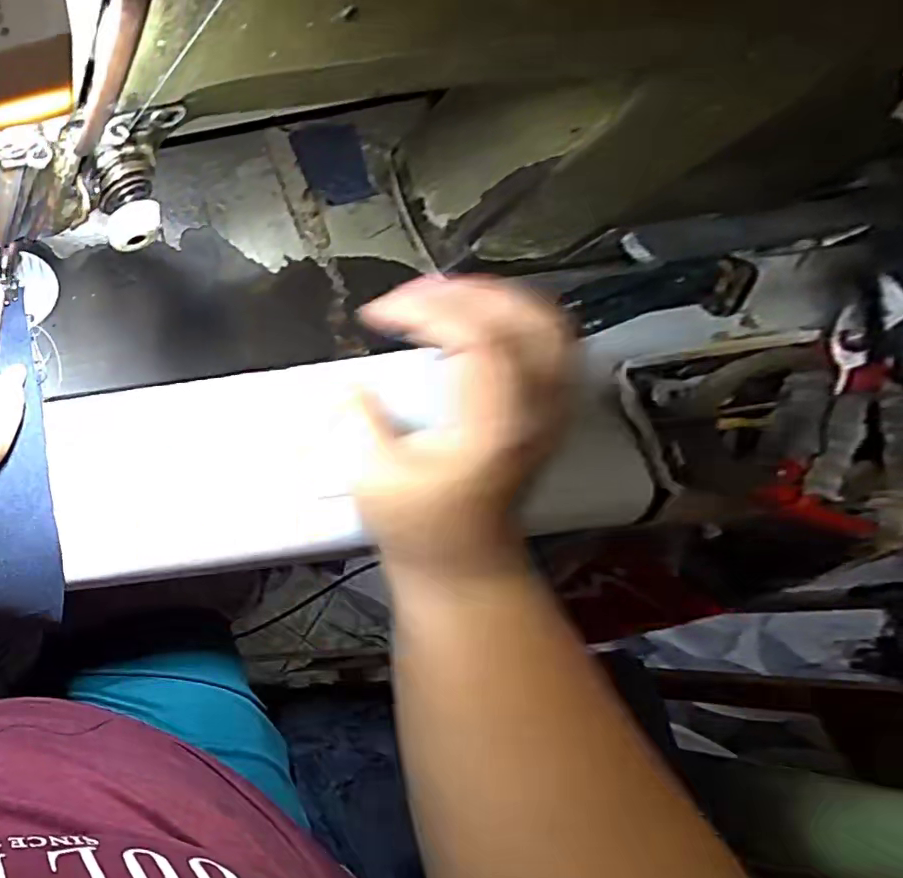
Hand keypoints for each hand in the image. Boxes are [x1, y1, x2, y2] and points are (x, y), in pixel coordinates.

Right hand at [352, 276, 577, 575]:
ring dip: (491, 299)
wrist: (462, 558)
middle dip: (462, 293)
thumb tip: (354, 386)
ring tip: (438, 298)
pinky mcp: (545, 408)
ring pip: (544, 323)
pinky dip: (508, 318)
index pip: (476, 339)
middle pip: (523, 318)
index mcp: (491, 424)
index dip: (425, 312)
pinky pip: (545, 341)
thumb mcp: (376, 476)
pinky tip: (473, 322)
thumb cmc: (418, 525)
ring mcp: (548, 406)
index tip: (376, 313)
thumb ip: (366, 422)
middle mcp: (534, 407)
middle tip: (407, 295)